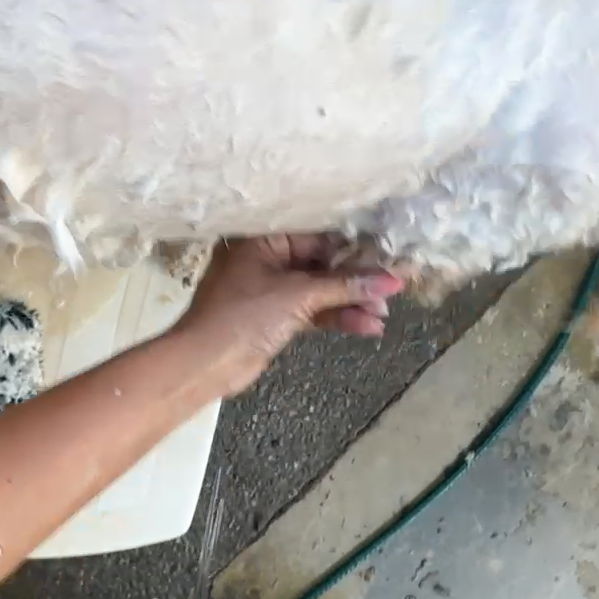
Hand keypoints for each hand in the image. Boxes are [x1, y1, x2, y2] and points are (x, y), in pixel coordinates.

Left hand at [171, 235, 402, 395]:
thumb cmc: (243, 316)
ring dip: (351, 301)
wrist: (205, 364)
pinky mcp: (276, 317)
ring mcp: (271, 290)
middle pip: (322, 262)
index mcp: (262, 238)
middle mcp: (266, 259)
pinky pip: (314, 312)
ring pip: (320, 290)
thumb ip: (344, 286)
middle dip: (356, 278)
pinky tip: (367, 327)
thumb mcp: (297, 295)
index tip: (387, 254)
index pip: (317, 234)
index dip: (353, 247)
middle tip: (393, 285)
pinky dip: (337, 318)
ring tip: (384, 312)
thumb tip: (390, 281)